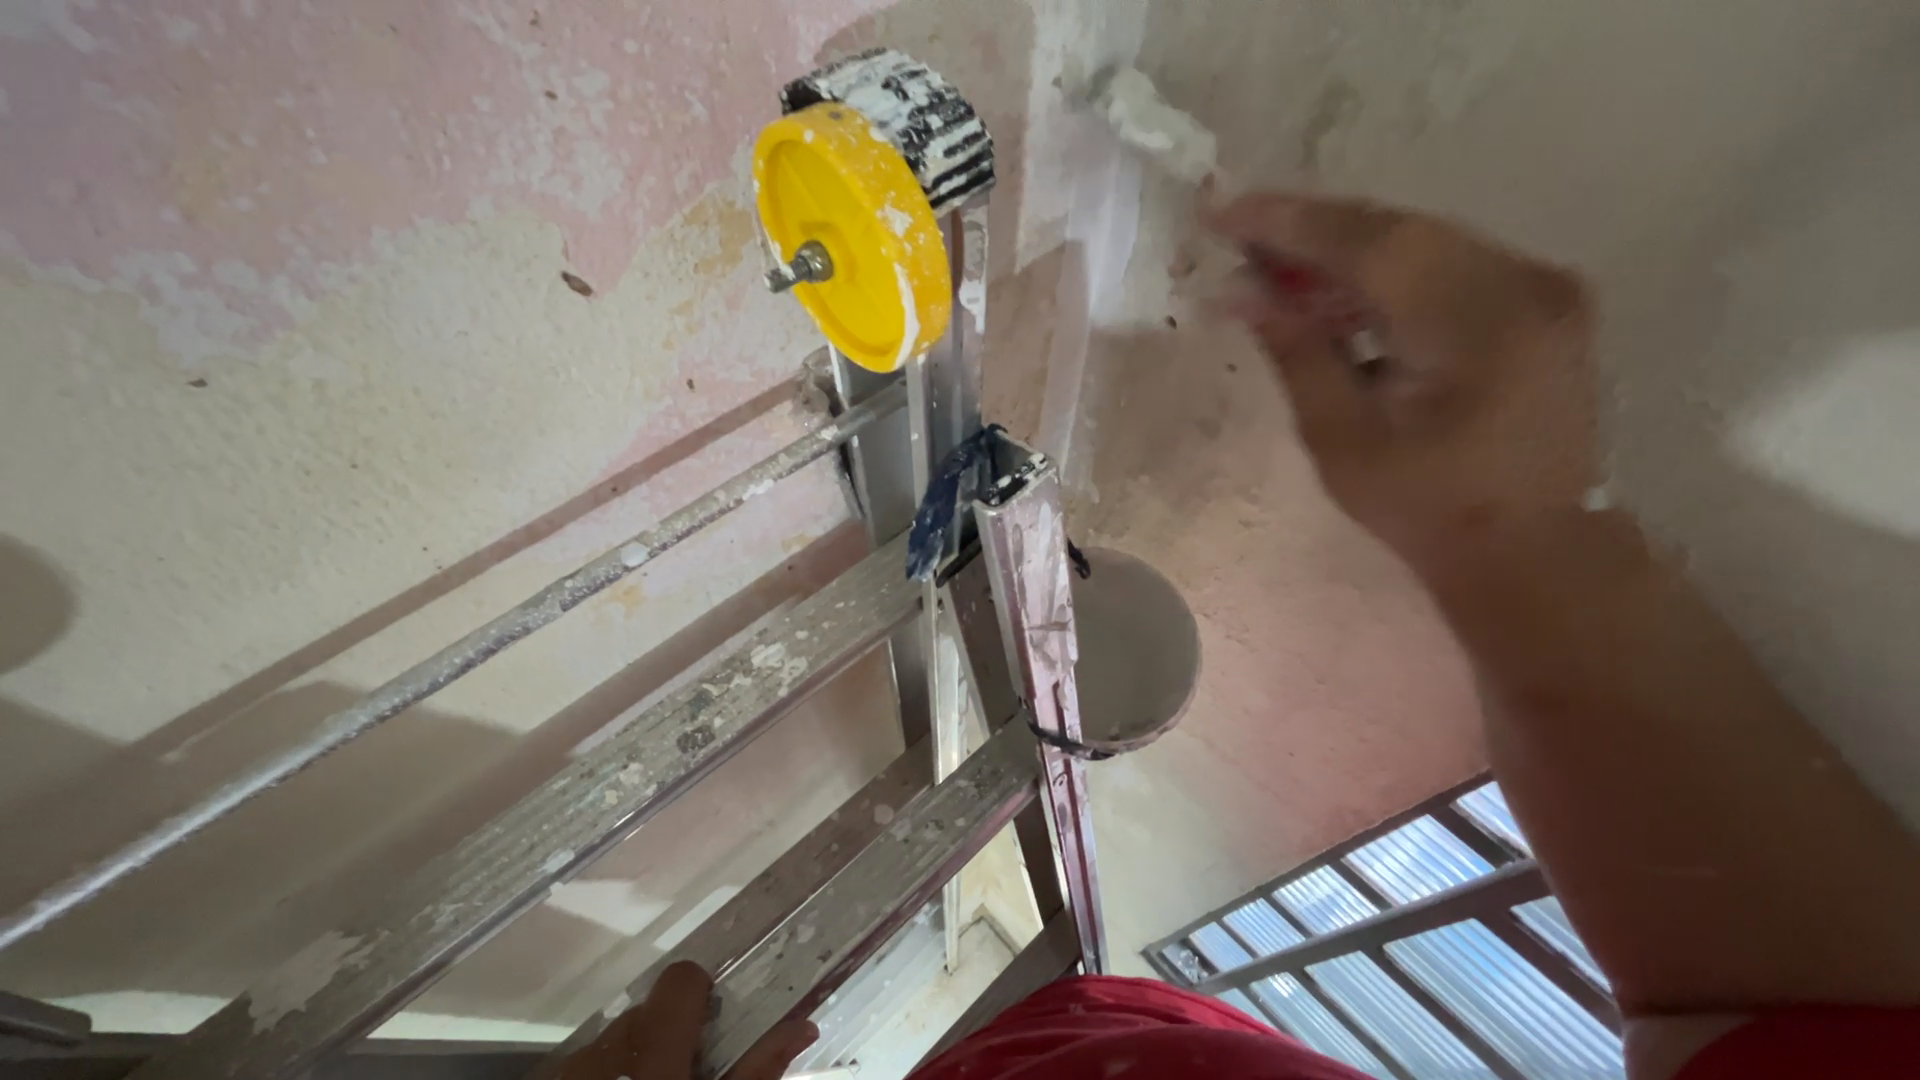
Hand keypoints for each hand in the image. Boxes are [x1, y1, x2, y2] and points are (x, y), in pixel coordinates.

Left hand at [556, 961, 818, 1079]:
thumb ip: (759, 1071)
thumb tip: (803, 1025)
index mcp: (653, 1046)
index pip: (683, 978)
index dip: (701, 997)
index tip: (710, 1035)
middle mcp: (605, 1046)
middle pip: (647, 1016)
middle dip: (670, 1043)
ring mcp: (565, 1071)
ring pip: (612, 1048)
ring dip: (632, 1069)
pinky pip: (581, 1073)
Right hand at [1208, 194, 1600, 566]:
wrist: (1532, 548)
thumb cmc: (1429, 509)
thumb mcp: (1343, 439)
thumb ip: (1296, 353)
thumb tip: (1237, 292)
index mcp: (1478, 322)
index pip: (1370, 244)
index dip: (1289, 223)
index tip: (1221, 209)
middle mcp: (1523, 281)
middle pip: (1398, 230)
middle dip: (1310, 232)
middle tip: (1238, 239)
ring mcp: (1539, 286)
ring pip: (1421, 241)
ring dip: (1343, 253)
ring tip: (1273, 269)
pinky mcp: (1537, 301)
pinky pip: (1444, 265)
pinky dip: (1383, 274)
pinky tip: (1333, 293)